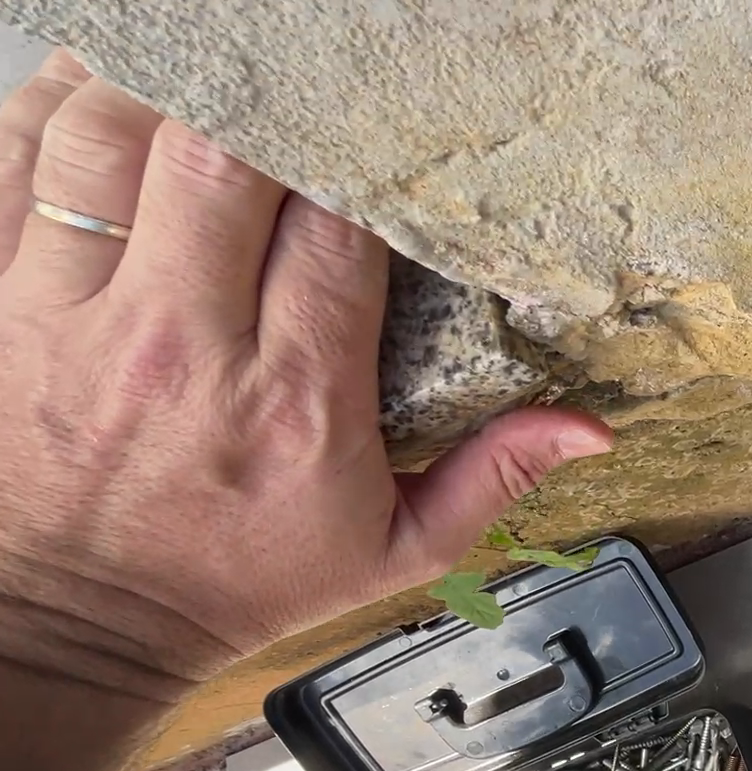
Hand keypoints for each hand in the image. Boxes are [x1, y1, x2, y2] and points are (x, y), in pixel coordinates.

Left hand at [0, 52, 614, 699]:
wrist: (70, 621)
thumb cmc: (254, 579)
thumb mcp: (409, 546)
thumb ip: (500, 476)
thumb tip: (592, 430)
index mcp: (302, 397)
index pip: (335, 239)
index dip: (364, 173)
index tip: (395, 145)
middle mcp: (185, 342)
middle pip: (221, 165)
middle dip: (271, 110)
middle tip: (311, 84)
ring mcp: (68, 314)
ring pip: (104, 140)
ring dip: (164, 89)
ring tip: (217, 69)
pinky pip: (4, 162)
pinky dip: (53, 108)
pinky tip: (109, 93)